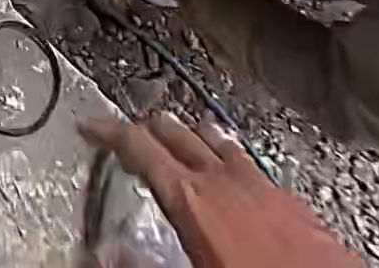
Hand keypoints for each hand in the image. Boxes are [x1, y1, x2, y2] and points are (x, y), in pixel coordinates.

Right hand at [81, 112, 360, 267]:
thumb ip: (144, 267)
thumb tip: (103, 256)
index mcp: (191, 198)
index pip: (136, 146)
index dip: (107, 130)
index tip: (89, 125)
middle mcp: (222, 178)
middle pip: (172, 131)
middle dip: (144, 127)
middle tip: (127, 138)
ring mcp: (260, 183)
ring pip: (211, 136)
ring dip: (187, 137)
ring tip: (174, 145)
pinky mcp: (290, 198)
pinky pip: (247, 159)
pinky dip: (225, 157)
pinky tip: (230, 181)